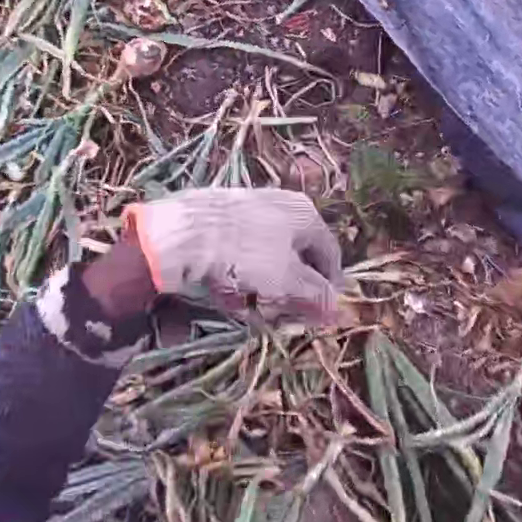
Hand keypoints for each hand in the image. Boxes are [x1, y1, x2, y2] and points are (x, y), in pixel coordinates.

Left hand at [125, 188, 344, 323]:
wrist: (183, 233)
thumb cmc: (246, 254)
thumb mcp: (287, 279)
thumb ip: (315, 294)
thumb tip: (338, 308)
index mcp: (304, 214)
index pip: (329, 254)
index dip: (329, 287)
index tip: (322, 313)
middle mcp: (279, 206)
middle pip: (295, 257)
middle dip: (289, 291)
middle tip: (280, 314)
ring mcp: (247, 212)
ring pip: (264, 259)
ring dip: (260, 289)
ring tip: (245, 306)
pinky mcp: (219, 222)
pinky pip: (237, 255)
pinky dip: (236, 277)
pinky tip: (223, 292)